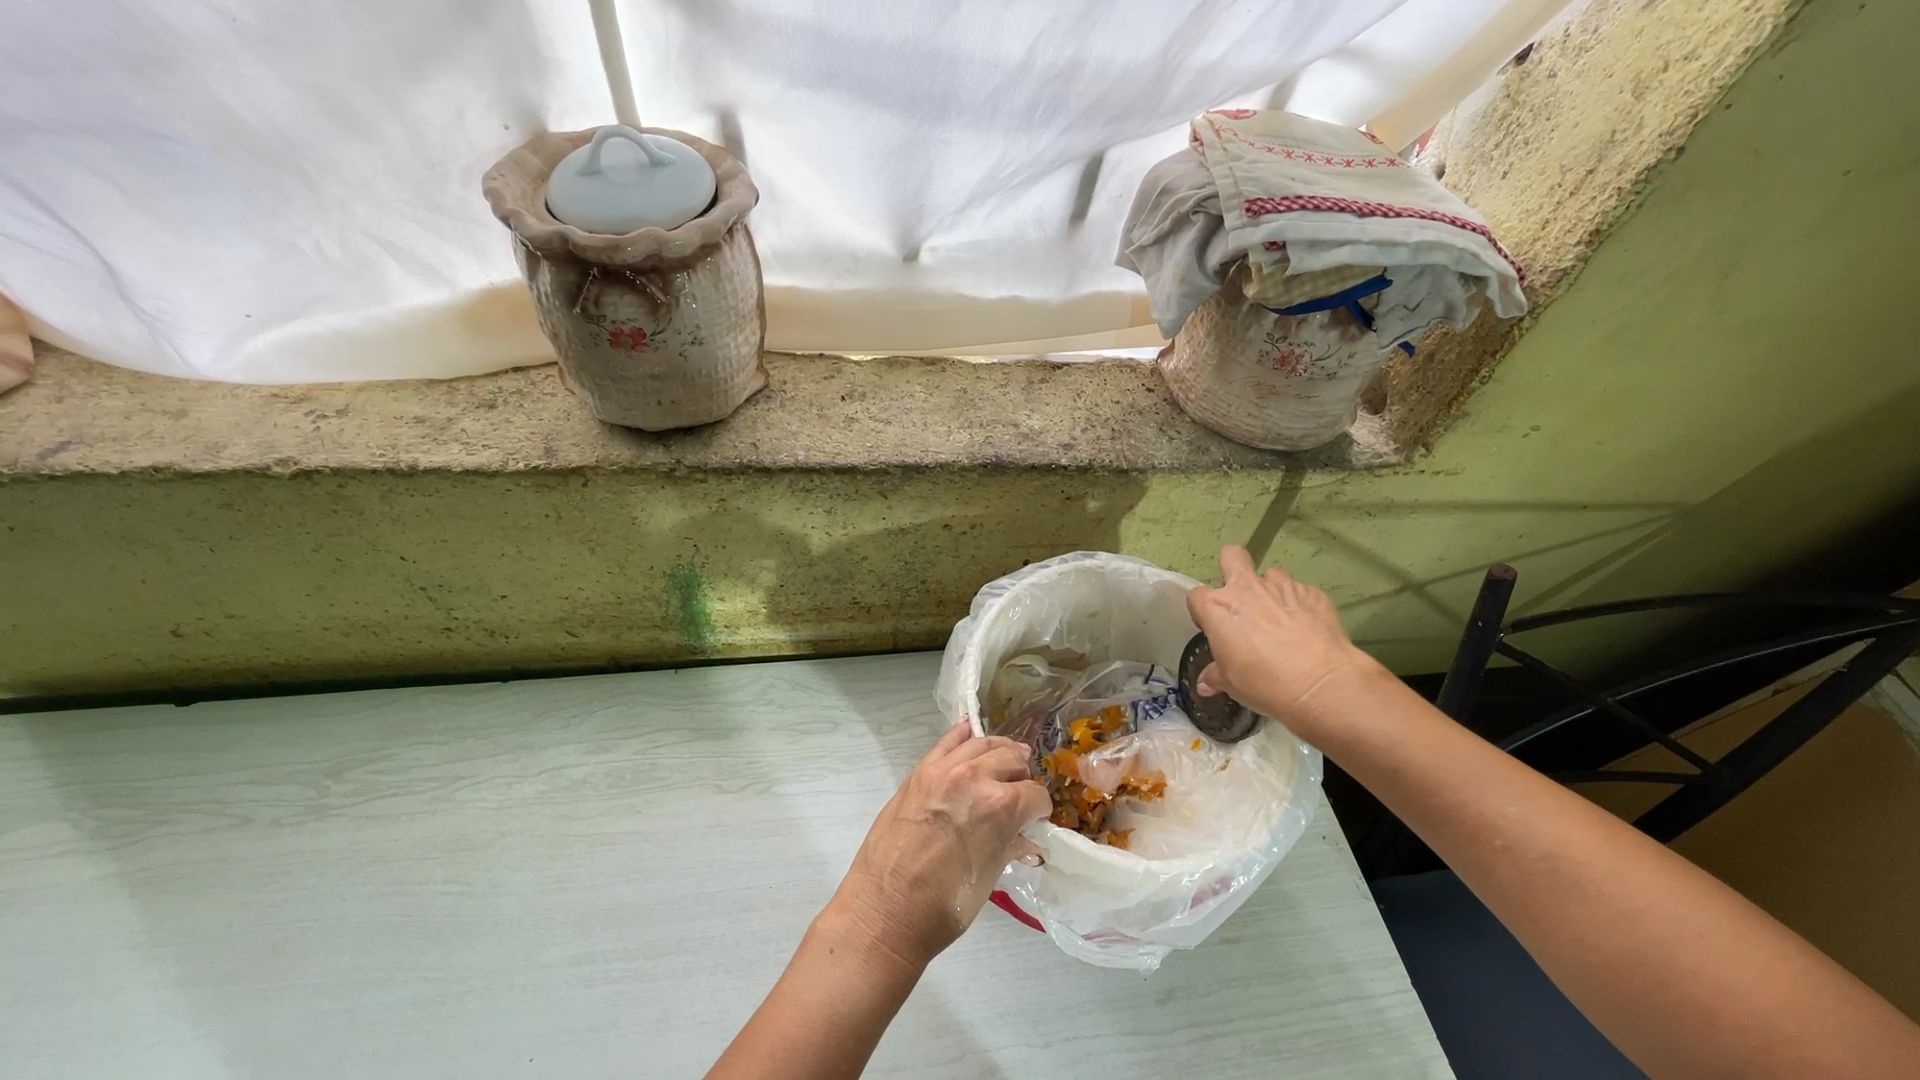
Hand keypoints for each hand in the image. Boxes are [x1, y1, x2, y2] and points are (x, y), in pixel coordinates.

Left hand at [823, 722, 1049, 972]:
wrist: (886, 911)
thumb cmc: (944, 906)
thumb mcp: (989, 878)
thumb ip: (1009, 847)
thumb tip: (1026, 840)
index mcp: (1000, 807)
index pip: (1035, 795)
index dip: (1040, 810)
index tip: (1036, 820)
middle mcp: (974, 778)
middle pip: (1012, 759)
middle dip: (1022, 776)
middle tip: (1021, 792)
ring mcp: (943, 771)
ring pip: (981, 743)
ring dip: (998, 750)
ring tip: (1006, 759)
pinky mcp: (919, 773)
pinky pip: (946, 742)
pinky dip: (962, 735)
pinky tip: (970, 732)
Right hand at [1185, 545, 1378, 738]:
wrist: (1321, 683)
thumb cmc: (1264, 683)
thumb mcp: (1232, 684)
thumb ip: (1216, 675)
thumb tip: (1206, 683)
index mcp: (1218, 607)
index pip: (1197, 596)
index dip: (1203, 611)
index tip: (1214, 628)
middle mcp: (1247, 589)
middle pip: (1232, 556)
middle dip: (1233, 568)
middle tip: (1242, 599)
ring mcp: (1283, 586)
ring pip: (1272, 575)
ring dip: (1272, 592)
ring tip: (1281, 619)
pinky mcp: (1314, 593)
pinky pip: (1302, 593)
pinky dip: (1301, 606)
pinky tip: (1309, 629)